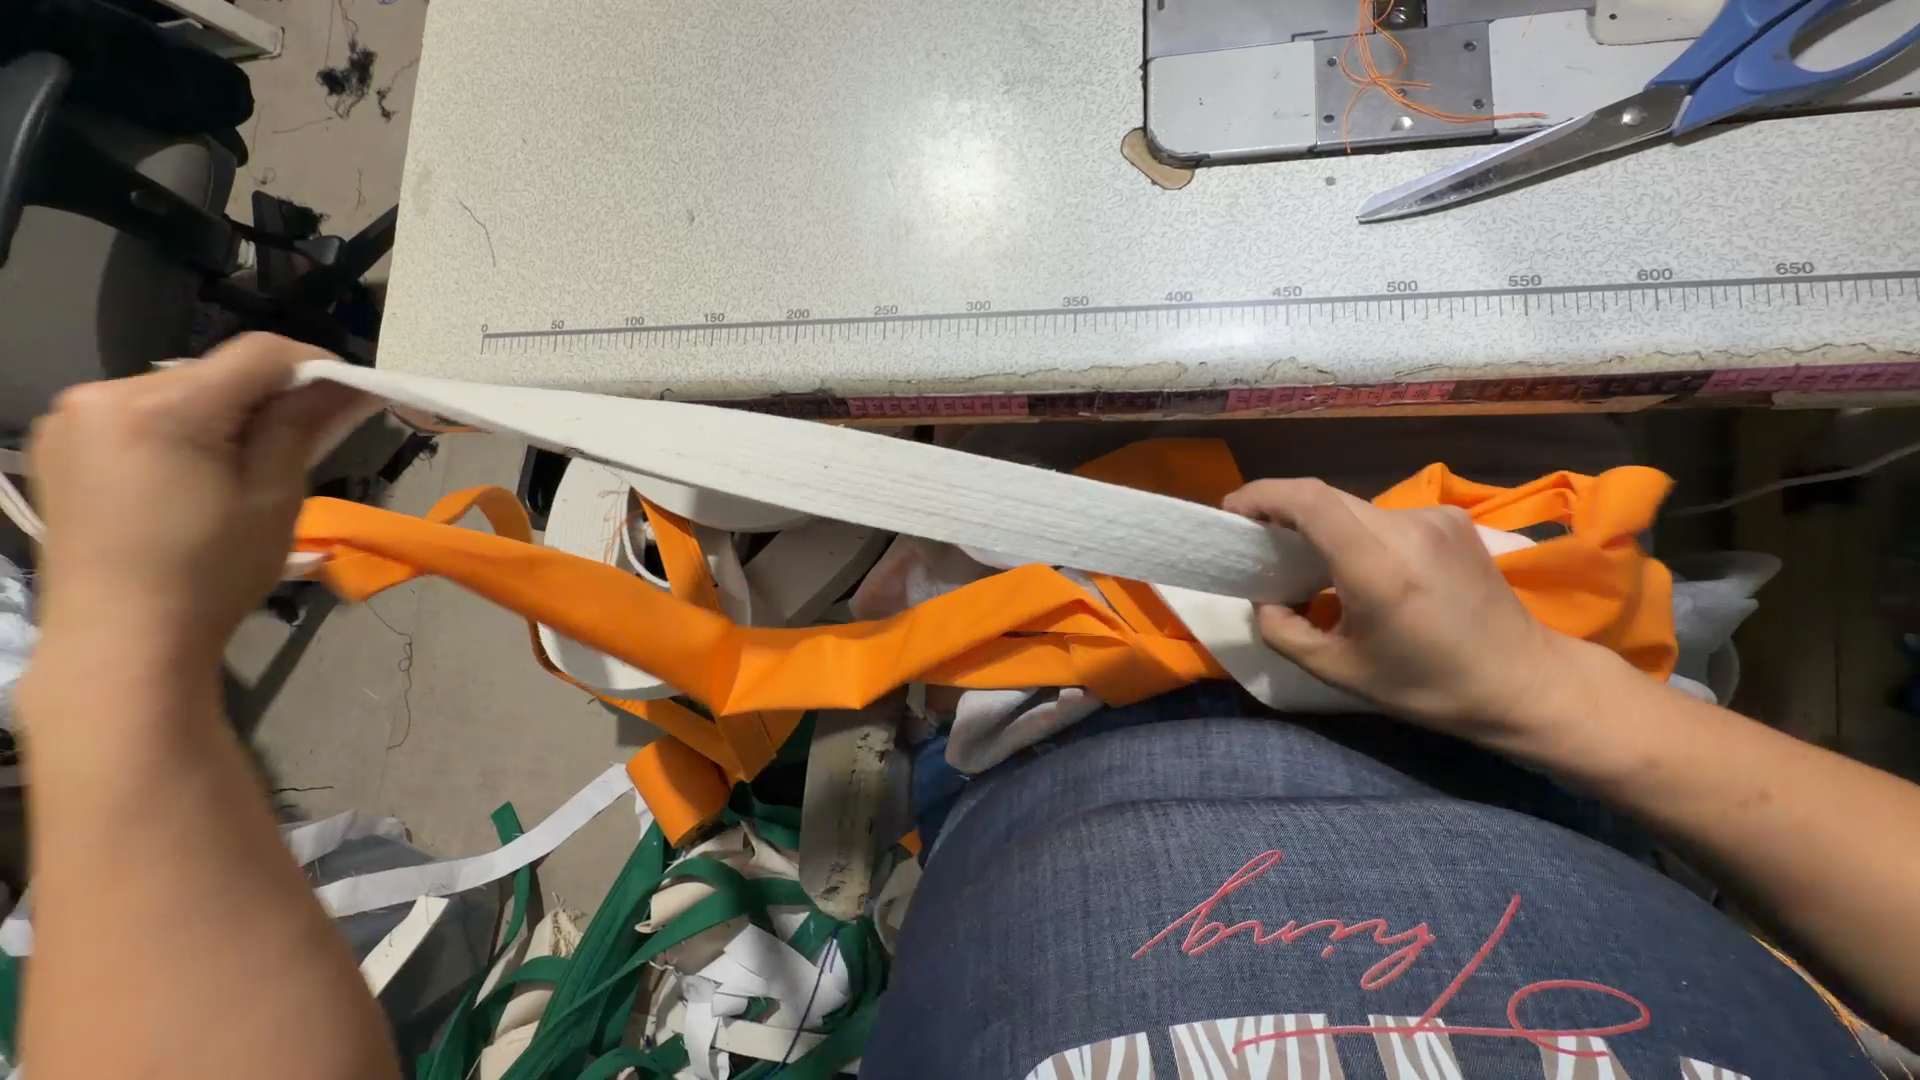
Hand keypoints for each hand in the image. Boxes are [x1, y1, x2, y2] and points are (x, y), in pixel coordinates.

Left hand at [27, 334, 370, 671]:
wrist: (123, 636)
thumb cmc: (212, 570)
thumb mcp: (275, 495)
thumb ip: (300, 427)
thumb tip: (339, 385)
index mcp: (160, 407)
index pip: (258, 354)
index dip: (316, 365)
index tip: (354, 395)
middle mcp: (103, 395)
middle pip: (216, 372)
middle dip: (272, 395)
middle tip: (312, 438)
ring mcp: (72, 419)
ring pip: (181, 392)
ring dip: (230, 414)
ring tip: (257, 461)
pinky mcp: (62, 445)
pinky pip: (143, 415)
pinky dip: (187, 430)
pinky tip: (203, 472)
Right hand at [1223, 478, 1608, 738]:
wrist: (1526, 682)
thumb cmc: (1430, 686)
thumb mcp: (1340, 672)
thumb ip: (1284, 633)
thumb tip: (1262, 601)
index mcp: (1379, 569)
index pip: (1308, 500)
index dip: (1261, 496)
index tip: (1231, 514)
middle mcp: (1408, 529)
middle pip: (1325, 497)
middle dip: (1280, 510)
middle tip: (1256, 539)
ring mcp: (1435, 519)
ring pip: (1352, 505)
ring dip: (1318, 522)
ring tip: (1305, 558)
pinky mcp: (1452, 520)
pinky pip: (1382, 514)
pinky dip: (1353, 530)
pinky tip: (1357, 564)